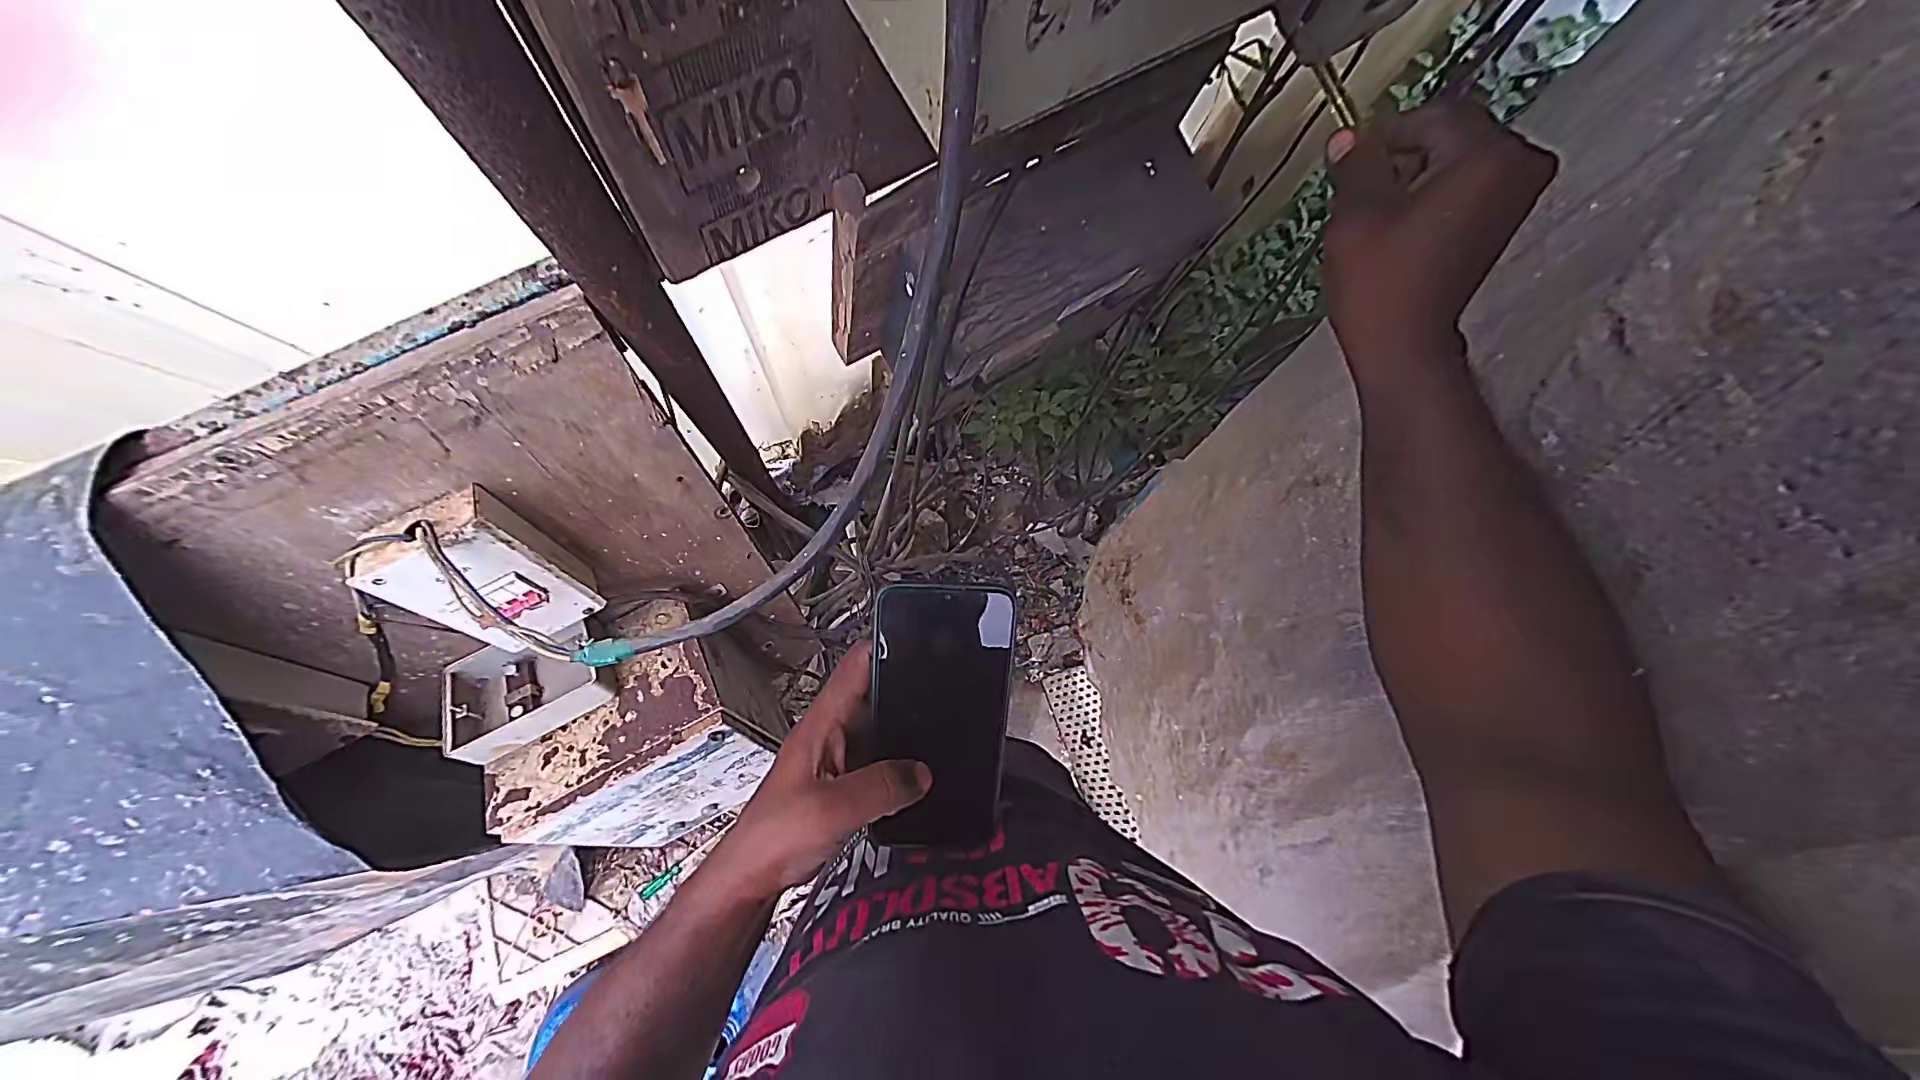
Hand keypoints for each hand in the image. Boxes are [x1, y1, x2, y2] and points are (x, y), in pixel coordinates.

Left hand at [701, 642, 929, 900]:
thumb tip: (921, 773)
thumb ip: (881, 787)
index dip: (886, 646)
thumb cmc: (770, 838)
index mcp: (821, 724)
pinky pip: (880, 763)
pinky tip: (919, 777)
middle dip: (907, 690)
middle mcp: (830, 735)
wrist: (751, 878)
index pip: (856, 667)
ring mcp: (837, 760)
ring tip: (940, 730)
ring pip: (880, 732)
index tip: (918, 637)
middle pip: (875, 696)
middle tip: (945, 689)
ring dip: (905, 733)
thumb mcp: (832, 808)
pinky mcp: (843, 785)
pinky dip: (900, 766)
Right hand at [1322, 100, 1557, 375]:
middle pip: (1453, 135)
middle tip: (1359, 186)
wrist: (1403, 345)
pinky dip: (1432, 197)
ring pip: (1458, 161)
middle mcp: (1519, 166)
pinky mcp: (1503, 223)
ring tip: (1375, 212)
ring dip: (1415, 177)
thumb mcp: (1356, 217)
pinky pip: (1466, 187)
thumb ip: (1356, 167)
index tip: (1351, 153)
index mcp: (1487, 156)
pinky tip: (1397, 226)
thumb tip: (1347, 138)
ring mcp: (1517, 196)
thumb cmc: (1380, 284)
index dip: (1387, 131)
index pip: (1435, 116)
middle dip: (1404, 155)